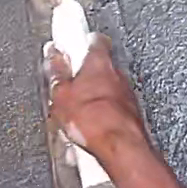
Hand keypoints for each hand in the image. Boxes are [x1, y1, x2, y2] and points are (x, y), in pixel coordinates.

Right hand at [46, 33, 149, 167]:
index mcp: (100, 62)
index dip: (86, 42)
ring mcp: (129, 95)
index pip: (96, 41)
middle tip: (72, 88)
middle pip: (103, 67)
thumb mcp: (61, 96)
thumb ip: (57, 73)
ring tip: (81, 114)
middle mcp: (119, 75)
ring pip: (110, 90)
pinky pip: (116, 110)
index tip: (77, 46)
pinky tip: (94, 128)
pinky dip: (106, 116)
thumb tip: (53, 57)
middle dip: (89, 76)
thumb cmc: (94, 120)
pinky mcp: (133, 115)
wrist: (120, 146)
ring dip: (97, 98)